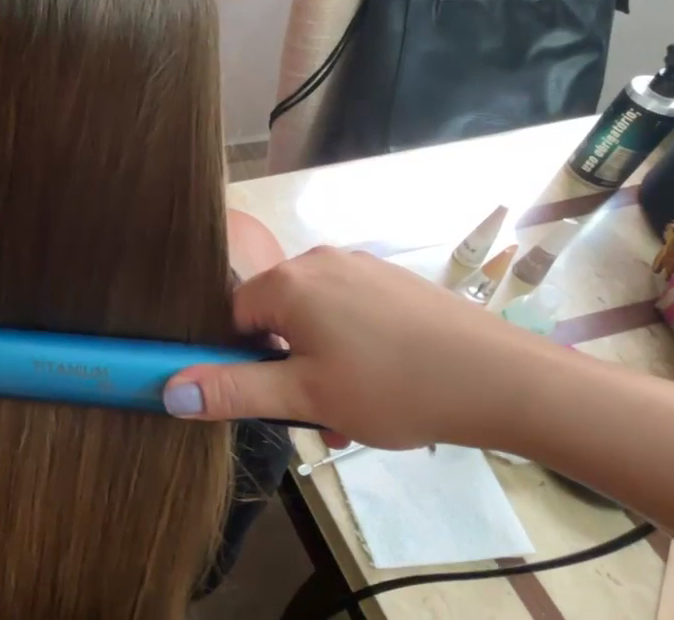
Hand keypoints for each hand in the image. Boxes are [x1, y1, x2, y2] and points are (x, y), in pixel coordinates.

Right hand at [163, 246, 558, 449]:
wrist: (503, 378)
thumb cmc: (393, 387)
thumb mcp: (307, 397)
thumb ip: (234, 390)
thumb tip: (170, 389)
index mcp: (287, 282)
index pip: (234, 315)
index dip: (245, 358)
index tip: (277, 396)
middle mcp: (317, 259)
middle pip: (275, 313)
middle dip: (287, 364)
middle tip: (320, 413)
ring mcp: (359, 264)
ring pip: (315, 314)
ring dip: (320, 358)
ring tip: (356, 409)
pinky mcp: (393, 278)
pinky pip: (350, 308)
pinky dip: (352, 342)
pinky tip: (386, 382)